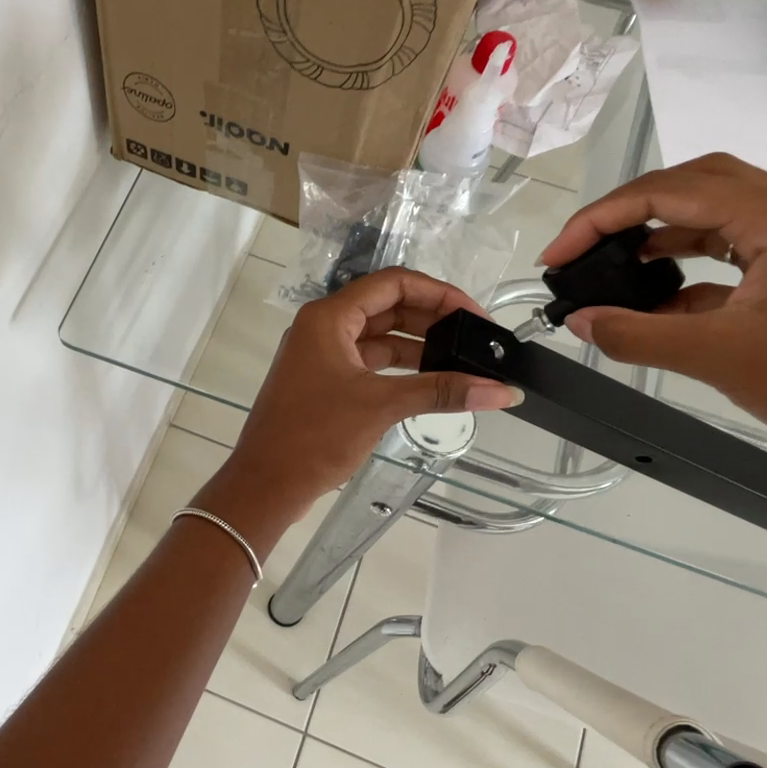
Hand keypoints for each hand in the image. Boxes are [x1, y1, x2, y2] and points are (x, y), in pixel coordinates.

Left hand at [200, 268, 519, 535]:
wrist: (265, 483)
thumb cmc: (314, 436)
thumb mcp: (381, 406)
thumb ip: (441, 391)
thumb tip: (501, 390)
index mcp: (328, 318)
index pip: (392, 284)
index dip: (438, 293)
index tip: (475, 314)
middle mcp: (321, 328)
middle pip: (386, 307)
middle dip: (431, 319)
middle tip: (474, 339)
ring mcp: (319, 356)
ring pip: (377, 337)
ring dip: (417, 346)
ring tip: (460, 362)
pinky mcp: (321, 383)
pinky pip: (367, 363)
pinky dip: (398, 369)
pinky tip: (429, 382)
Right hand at [538, 154, 766, 477]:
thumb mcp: (719, 357)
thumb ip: (637, 334)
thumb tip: (580, 320)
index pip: (668, 191)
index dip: (600, 219)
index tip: (556, 257)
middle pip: (696, 185)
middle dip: (630, 212)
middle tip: (583, 248)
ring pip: (716, 220)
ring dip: (660, 237)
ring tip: (612, 270)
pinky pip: (735, 260)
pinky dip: (690, 274)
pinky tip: (658, 305)